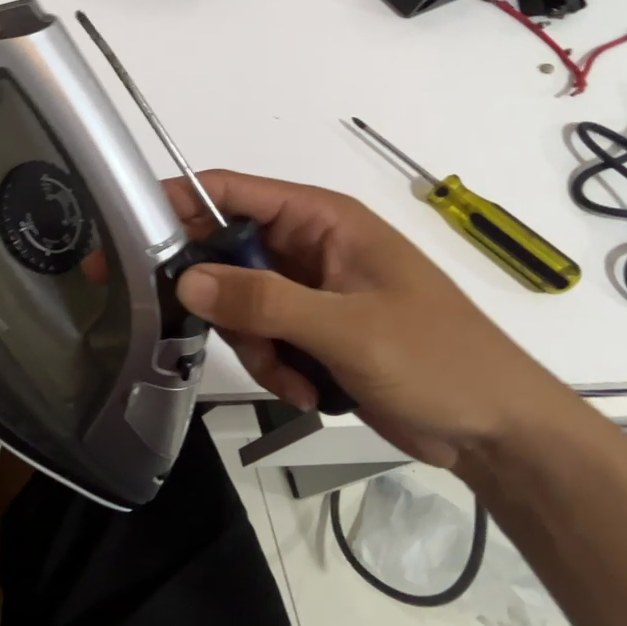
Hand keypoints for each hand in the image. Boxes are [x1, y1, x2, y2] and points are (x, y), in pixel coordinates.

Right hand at [168, 171, 578, 467]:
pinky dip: (271, 364)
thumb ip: (263, 302)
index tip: (126, 238)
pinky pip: (257, 335)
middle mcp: (306, 244)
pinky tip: (306, 389)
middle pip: (222, 251)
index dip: (175, 206)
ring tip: (291, 375)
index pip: (229, 192)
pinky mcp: (308, 329)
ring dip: (251, 343)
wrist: (499, 433)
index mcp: (321, 218)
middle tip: (207, 331)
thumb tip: (184, 282)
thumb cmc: (439, 360)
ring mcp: (306, 289)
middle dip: (218, 299)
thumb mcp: (348, 328)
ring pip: (234, 301)